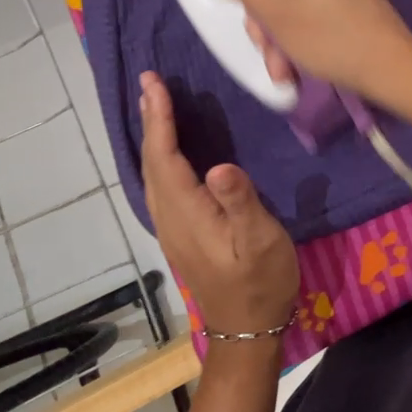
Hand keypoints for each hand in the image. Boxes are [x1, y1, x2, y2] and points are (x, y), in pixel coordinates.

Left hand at [138, 71, 297, 334]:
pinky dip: (162, 156)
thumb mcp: (260, 240)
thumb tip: (218, 166)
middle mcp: (171, 217)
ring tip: (156, 106)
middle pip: (152, 161)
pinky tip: (173, 150)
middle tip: (150, 83)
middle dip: (151, 120)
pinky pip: (163, 183)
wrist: (247, 328)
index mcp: (187, 213)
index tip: (154, 84)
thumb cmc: (261, 280)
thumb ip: (240, 202)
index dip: (159, 120)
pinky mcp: (183, 232)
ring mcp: (173, 227)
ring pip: (154, 173)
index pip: (165, 157)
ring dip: (154, 136)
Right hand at [201, 0, 411, 97]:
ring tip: (282, 67)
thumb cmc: (330, 38)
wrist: (393, 67)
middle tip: (262, 41)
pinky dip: (302, 33)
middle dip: (262, 7)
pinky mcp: (357, 0)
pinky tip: (297, 67)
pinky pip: (317, 8)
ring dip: (280, 31)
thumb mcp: (276, 13)